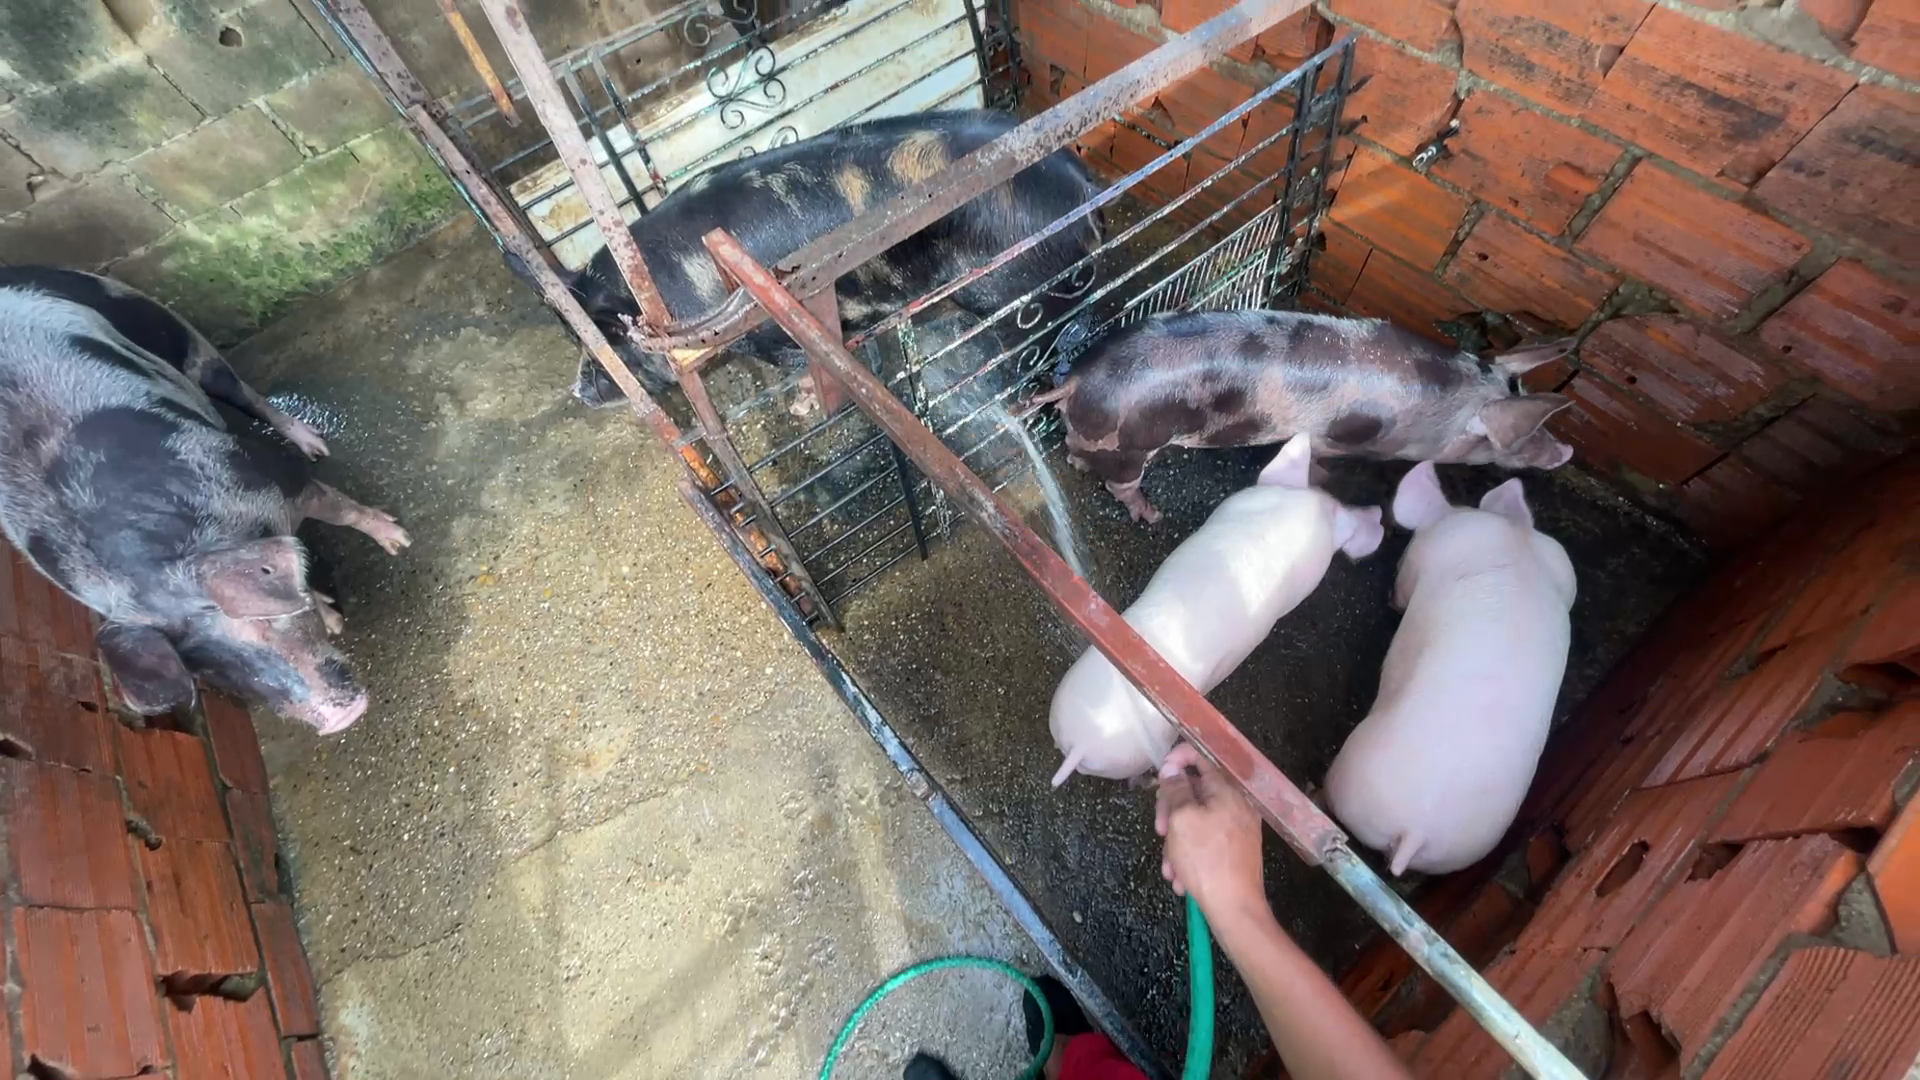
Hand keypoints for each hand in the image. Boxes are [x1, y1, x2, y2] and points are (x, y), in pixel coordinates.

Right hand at [1154, 742, 1265, 920]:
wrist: (1236, 912)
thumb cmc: (1206, 860)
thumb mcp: (1181, 819)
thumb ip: (1175, 788)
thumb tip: (1171, 768)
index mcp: (1227, 790)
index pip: (1199, 756)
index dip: (1174, 760)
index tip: (1158, 780)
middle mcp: (1236, 804)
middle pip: (1194, 791)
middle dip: (1171, 810)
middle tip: (1159, 830)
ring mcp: (1238, 827)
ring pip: (1195, 819)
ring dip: (1176, 840)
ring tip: (1169, 867)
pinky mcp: (1235, 849)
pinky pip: (1206, 839)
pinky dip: (1189, 852)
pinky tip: (1179, 876)